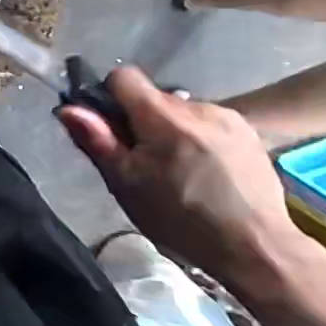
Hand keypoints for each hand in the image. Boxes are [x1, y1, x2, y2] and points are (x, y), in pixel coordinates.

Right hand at [55, 67, 314, 297]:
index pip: (123, 77)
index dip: (108, 97)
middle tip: (141, 161)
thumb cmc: (180, 219)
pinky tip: (203, 171)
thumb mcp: (125, 184)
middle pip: (152, 97)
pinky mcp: (248, 133)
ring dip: (169, 130)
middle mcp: (197, 106)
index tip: (109, 128)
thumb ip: (96, 140)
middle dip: (140, 121)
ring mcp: (228, 117)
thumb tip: (69, 109)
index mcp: (162, 117)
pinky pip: (206, 122)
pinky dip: (195, 138)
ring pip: (179, 111)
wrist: (257, 248)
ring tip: (176, 169)